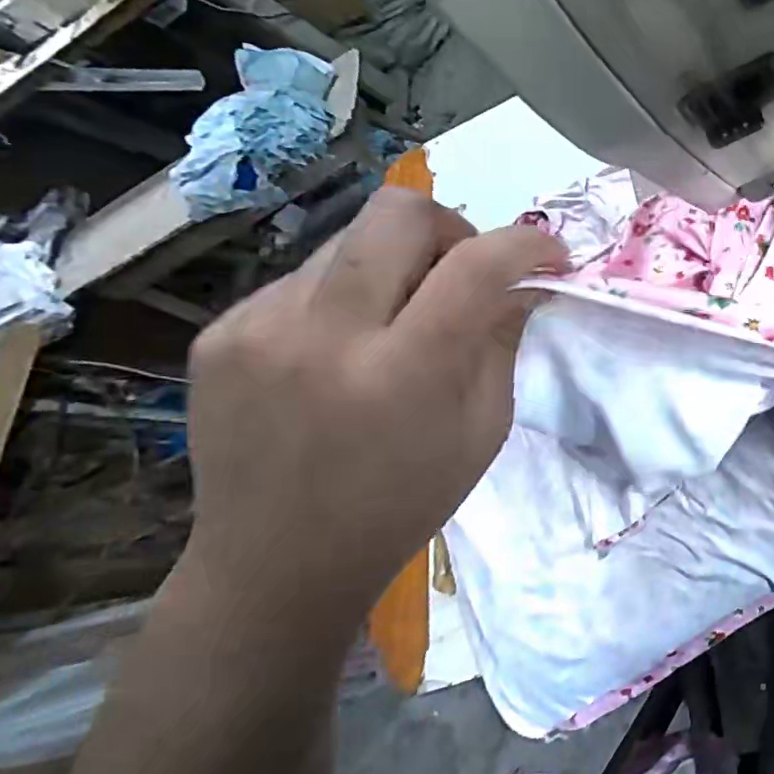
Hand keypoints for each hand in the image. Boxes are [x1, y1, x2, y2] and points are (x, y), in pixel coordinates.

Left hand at [182, 187, 567, 615]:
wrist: (278, 562)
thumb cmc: (407, 499)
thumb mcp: (484, 425)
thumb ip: (503, 337)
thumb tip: (527, 279)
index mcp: (404, 371)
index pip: (476, 264)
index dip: (527, 244)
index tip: (551, 254)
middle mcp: (324, 334)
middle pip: (400, 212)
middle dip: (455, 228)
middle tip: (467, 271)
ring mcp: (260, 327)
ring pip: (354, 238)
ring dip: (400, 262)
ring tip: (404, 316)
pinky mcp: (222, 332)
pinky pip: (309, 275)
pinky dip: (352, 292)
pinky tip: (350, 345)